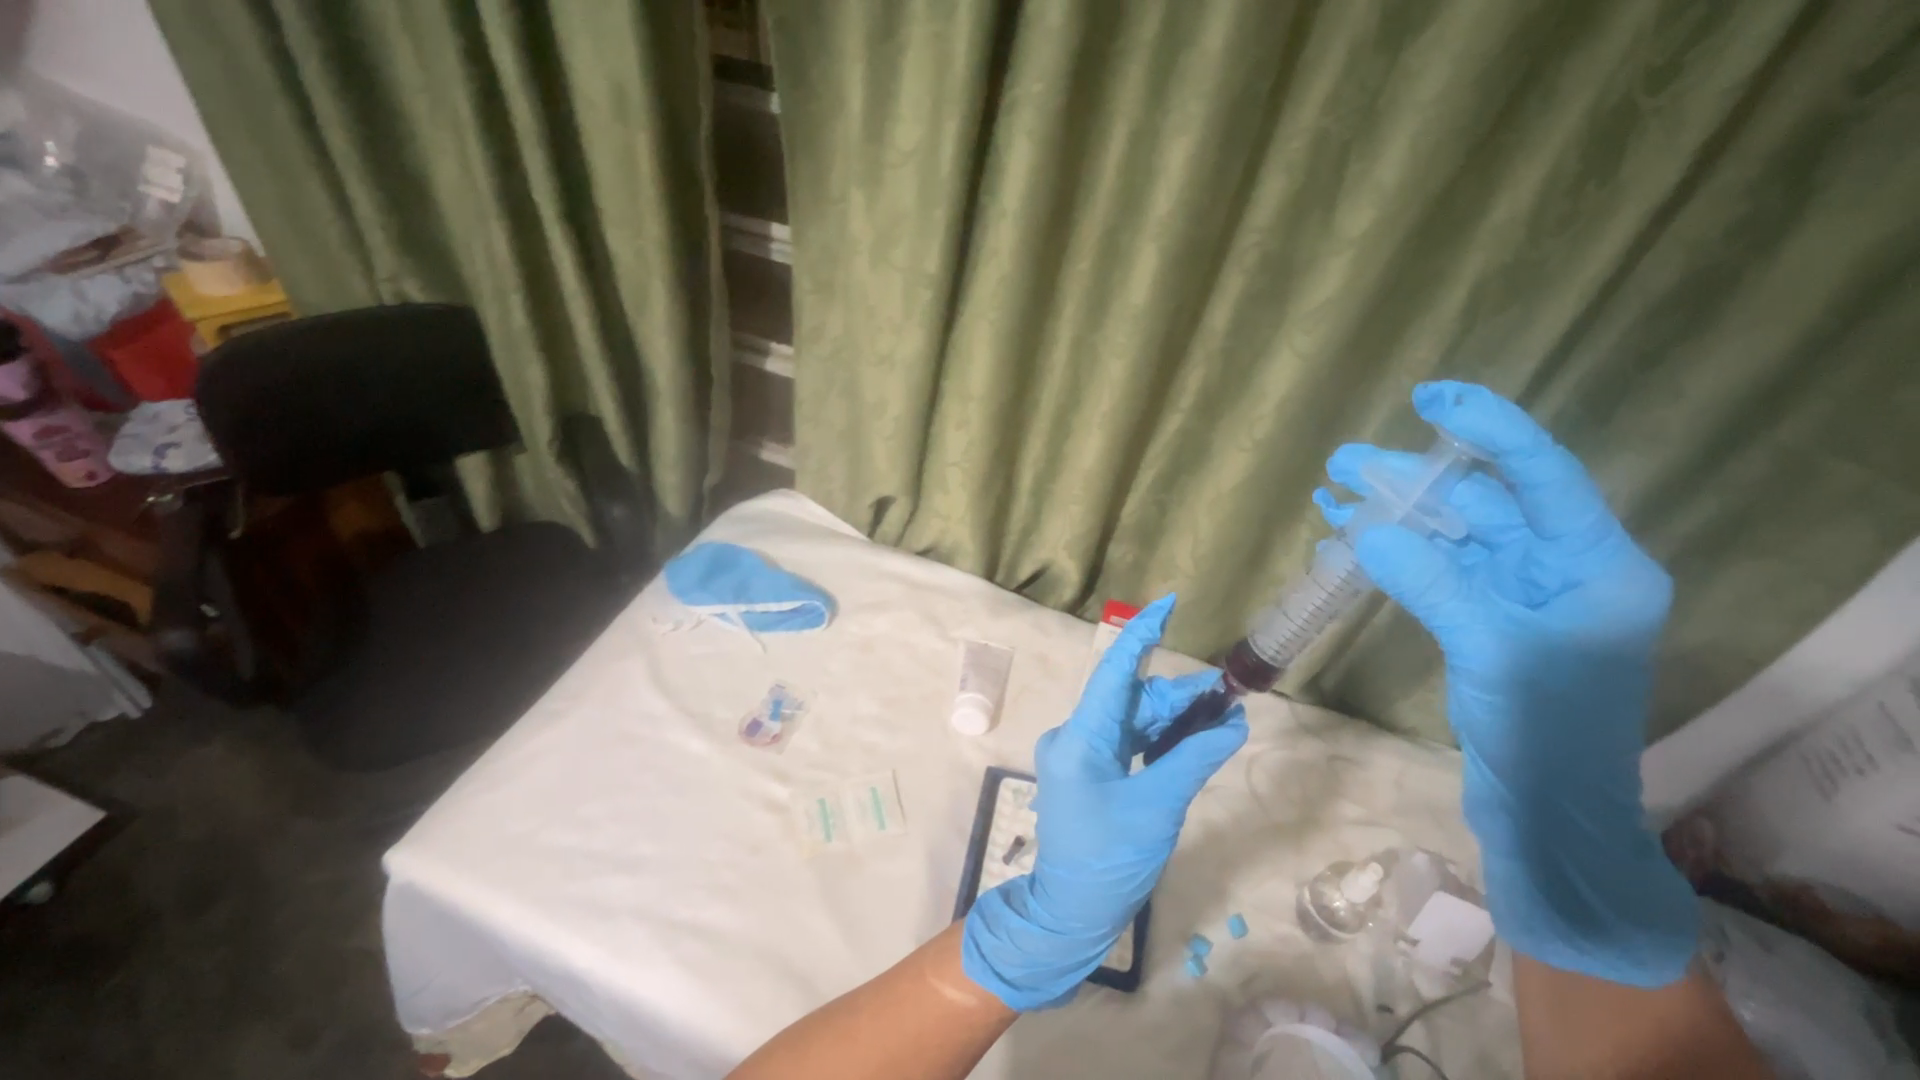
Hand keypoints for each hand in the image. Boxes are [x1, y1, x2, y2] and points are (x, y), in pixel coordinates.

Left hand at [961, 595, 1247, 1009]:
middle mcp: (1074, 737)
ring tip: (1217, 720)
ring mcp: (1079, 755)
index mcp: (1080, 738)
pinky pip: (1127, 742)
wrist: (1072, 911)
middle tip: (1225, 699)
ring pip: (1131, 720)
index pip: (1114, 672)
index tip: (1168, 603)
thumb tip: (1235, 722)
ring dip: (1172, 718)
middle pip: (1130, 698)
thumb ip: (1195, 758)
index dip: (1142, 634)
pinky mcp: (1088, 772)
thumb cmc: (1111, 859)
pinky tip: (1190, 741)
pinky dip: (1158, 739)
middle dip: (1176, 695)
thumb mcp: (1160, 806)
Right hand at [1316, 381, 1697, 987]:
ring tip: (1330, 491)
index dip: (1488, 429)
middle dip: (1413, 480)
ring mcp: (1519, 599)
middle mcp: (1561, 570)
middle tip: (1343, 461)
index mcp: (1595, 565)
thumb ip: (1430, 581)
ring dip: (1393, 515)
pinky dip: (1391, 556)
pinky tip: (1344, 541)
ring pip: (1450, 537)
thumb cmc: (1545, 733)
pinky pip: (1434, 573)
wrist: (1548, 818)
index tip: (1429, 398)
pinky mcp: (1484, 625)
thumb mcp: (1491, 649)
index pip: (1542, 474)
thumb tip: (1365, 527)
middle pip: (1483, 503)